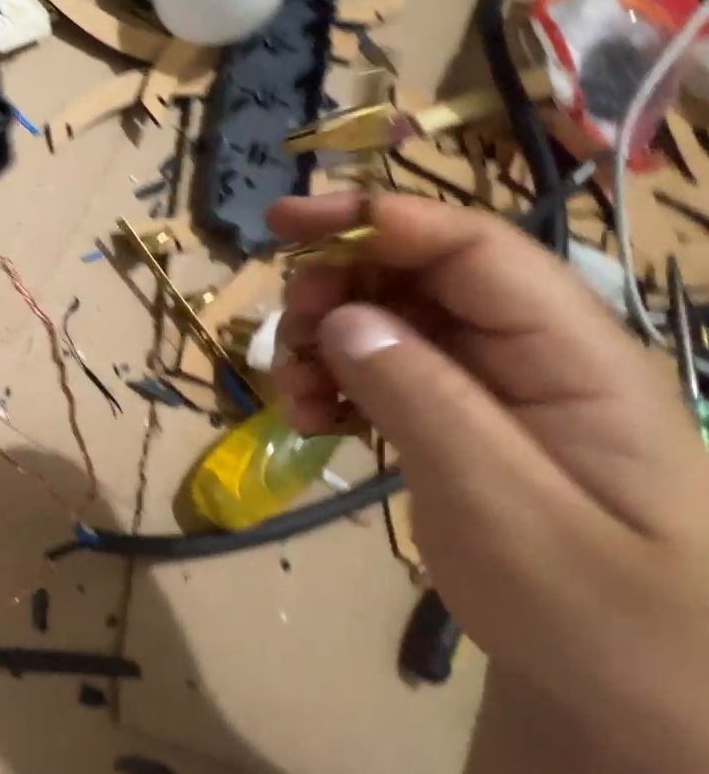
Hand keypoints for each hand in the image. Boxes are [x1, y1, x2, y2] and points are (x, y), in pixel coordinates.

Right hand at [269, 192, 708, 769]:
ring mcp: (501, 388)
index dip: (376, 216)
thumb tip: (341, 318)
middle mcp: (539, 356)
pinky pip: (384, 368)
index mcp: (579, 359)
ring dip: (324, 340)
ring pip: (390, 317)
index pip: (474, 248)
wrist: (637, 702)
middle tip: (287, 340)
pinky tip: (313, 418)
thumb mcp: (501, 507)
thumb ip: (422, 402)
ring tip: (294, 396)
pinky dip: (334, 381)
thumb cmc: (593, 612)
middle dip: (337, 287)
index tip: (283, 222)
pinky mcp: (465, 419)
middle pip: (419, 273)